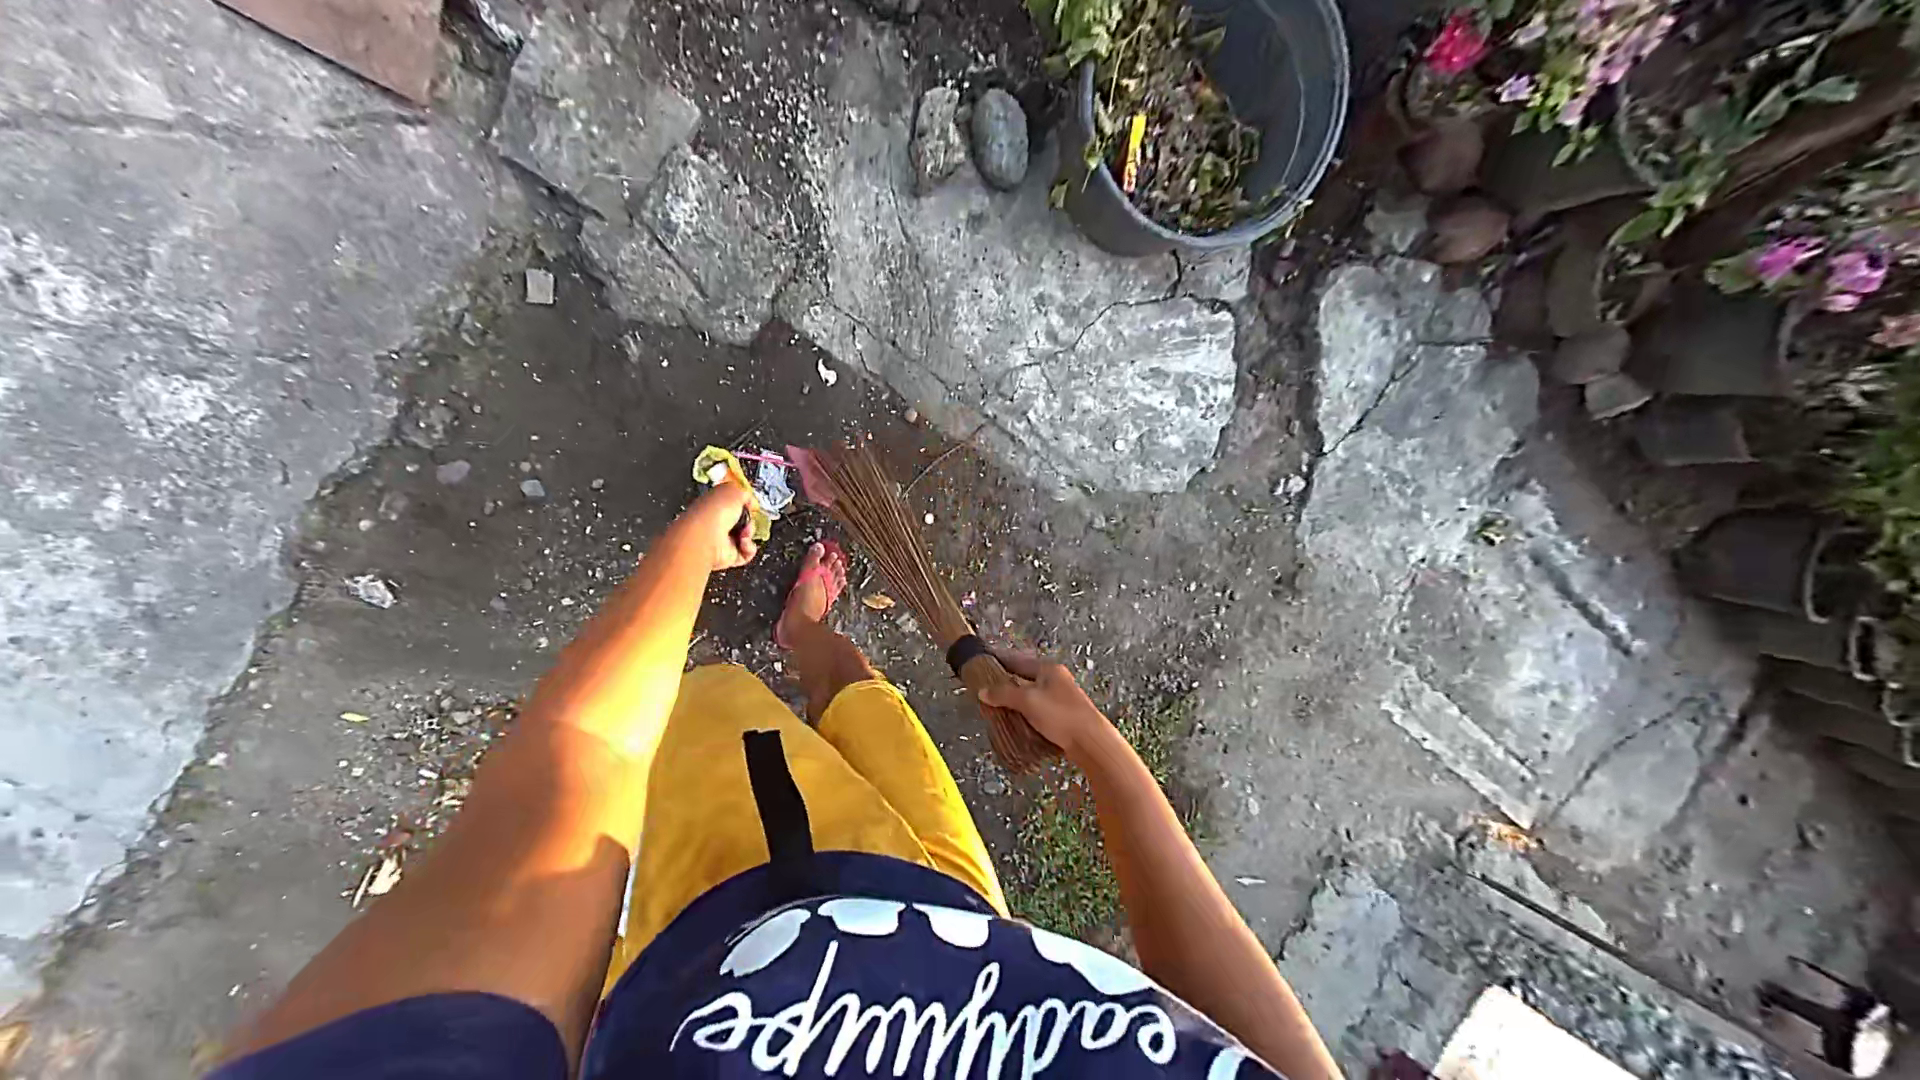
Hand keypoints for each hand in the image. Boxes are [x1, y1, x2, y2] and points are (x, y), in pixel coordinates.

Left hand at [675, 482, 759, 570]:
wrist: (706, 538)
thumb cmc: (714, 512)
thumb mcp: (733, 490)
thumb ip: (743, 491)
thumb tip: (748, 498)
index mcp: (712, 505)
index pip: (731, 504)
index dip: (743, 504)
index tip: (750, 505)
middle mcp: (715, 523)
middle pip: (742, 521)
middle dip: (749, 520)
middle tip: (747, 520)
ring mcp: (721, 541)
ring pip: (746, 536)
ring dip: (750, 533)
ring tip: (744, 533)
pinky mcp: (727, 556)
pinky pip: (746, 553)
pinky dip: (749, 548)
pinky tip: (743, 543)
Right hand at [978, 651, 1113, 760]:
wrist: (1091, 742)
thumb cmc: (1060, 715)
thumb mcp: (1028, 701)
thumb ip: (1004, 694)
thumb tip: (982, 691)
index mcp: (1048, 669)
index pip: (1018, 659)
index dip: (999, 659)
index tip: (982, 661)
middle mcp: (1055, 679)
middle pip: (1024, 676)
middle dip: (1005, 681)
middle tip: (985, 686)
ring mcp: (1060, 697)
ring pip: (1030, 693)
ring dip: (1014, 698)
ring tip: (995, 704)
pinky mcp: (1062, 715)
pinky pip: (1037, 708)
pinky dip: (1024, 711)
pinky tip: (1015, 719)